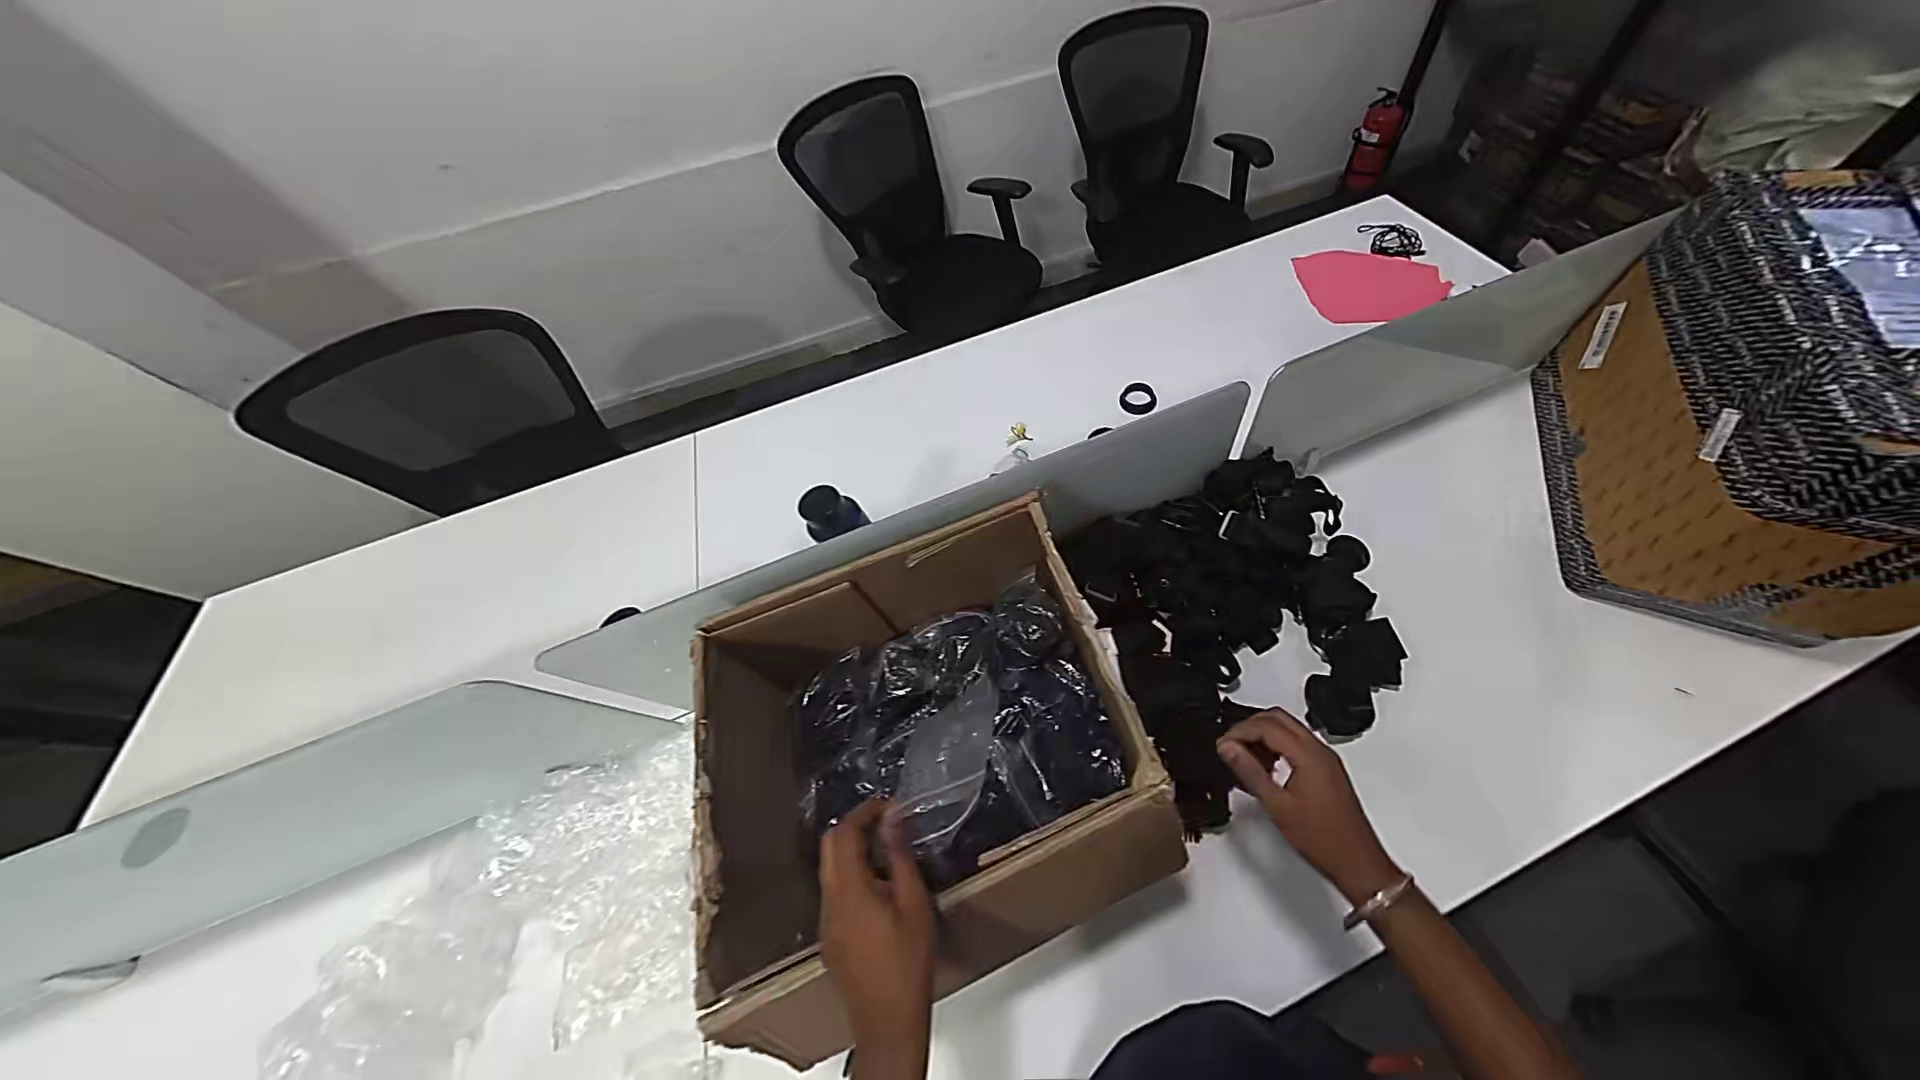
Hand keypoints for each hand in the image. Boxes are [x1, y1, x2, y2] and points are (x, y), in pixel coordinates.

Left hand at [819, 799, 934, 1076]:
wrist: (887, 1022)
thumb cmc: (907, 961)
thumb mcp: (913, 902)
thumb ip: (900, 856)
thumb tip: (894, 818)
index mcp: (848, 889)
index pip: (843, 833)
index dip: (864, 812)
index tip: (889, 806)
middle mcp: (829, 900)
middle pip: (829, 846)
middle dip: (854, 826)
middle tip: (887, 821)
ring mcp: (826, 920)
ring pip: (830, 868)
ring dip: (852, 850)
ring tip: (888, 851)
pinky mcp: (830, 936)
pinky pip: (835, 891)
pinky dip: (852, 874)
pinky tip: (879, 885)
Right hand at [1216, 708, 1403, 903]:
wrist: (1358, 863)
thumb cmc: (1325, 840)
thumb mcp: (1277, 805)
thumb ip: (1250, 771)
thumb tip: (1228, 748)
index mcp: (1309, 756)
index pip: (1266, 726)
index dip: (1239, 732)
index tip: (1223, 745)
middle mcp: (1320, 752)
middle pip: (1277, 718)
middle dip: (1249, 727)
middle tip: (1231, 745)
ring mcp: (1325, 760)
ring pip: (1287, 729)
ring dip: (1262, 736)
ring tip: (1244, 758)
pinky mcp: (1326, 770)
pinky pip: (1296, 744)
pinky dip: (1276, 747)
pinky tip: (1264, 769)